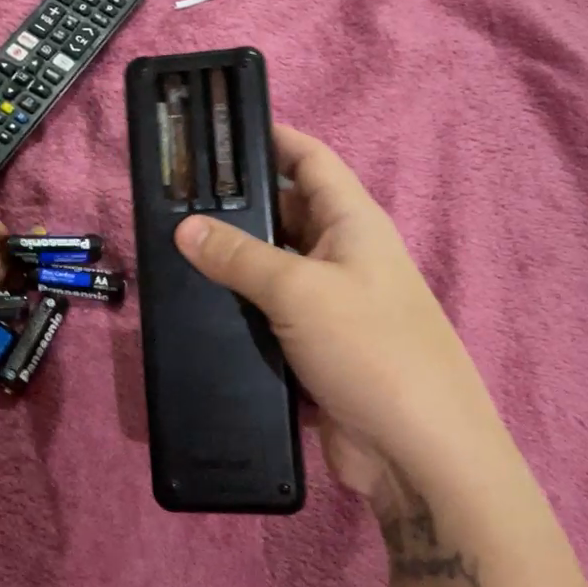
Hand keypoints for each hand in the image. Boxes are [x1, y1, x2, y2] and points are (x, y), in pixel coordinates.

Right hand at [173, 125, 505, 489]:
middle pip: (283, 211)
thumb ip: (238, 255)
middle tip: (173, 195)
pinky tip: (192, 305)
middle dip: (235, 202)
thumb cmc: (372, 350)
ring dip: (229, 259)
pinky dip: (235, 307)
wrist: (419, 455)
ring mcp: (328, 305)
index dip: (270, 137)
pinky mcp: (312, 349)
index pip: (310, 159)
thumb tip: (184, 226)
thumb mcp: (299, 291)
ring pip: (269, 266)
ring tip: (168, 246)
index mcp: (354, 223)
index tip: (217, 130)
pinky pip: (266, 314)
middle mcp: (342, 255)